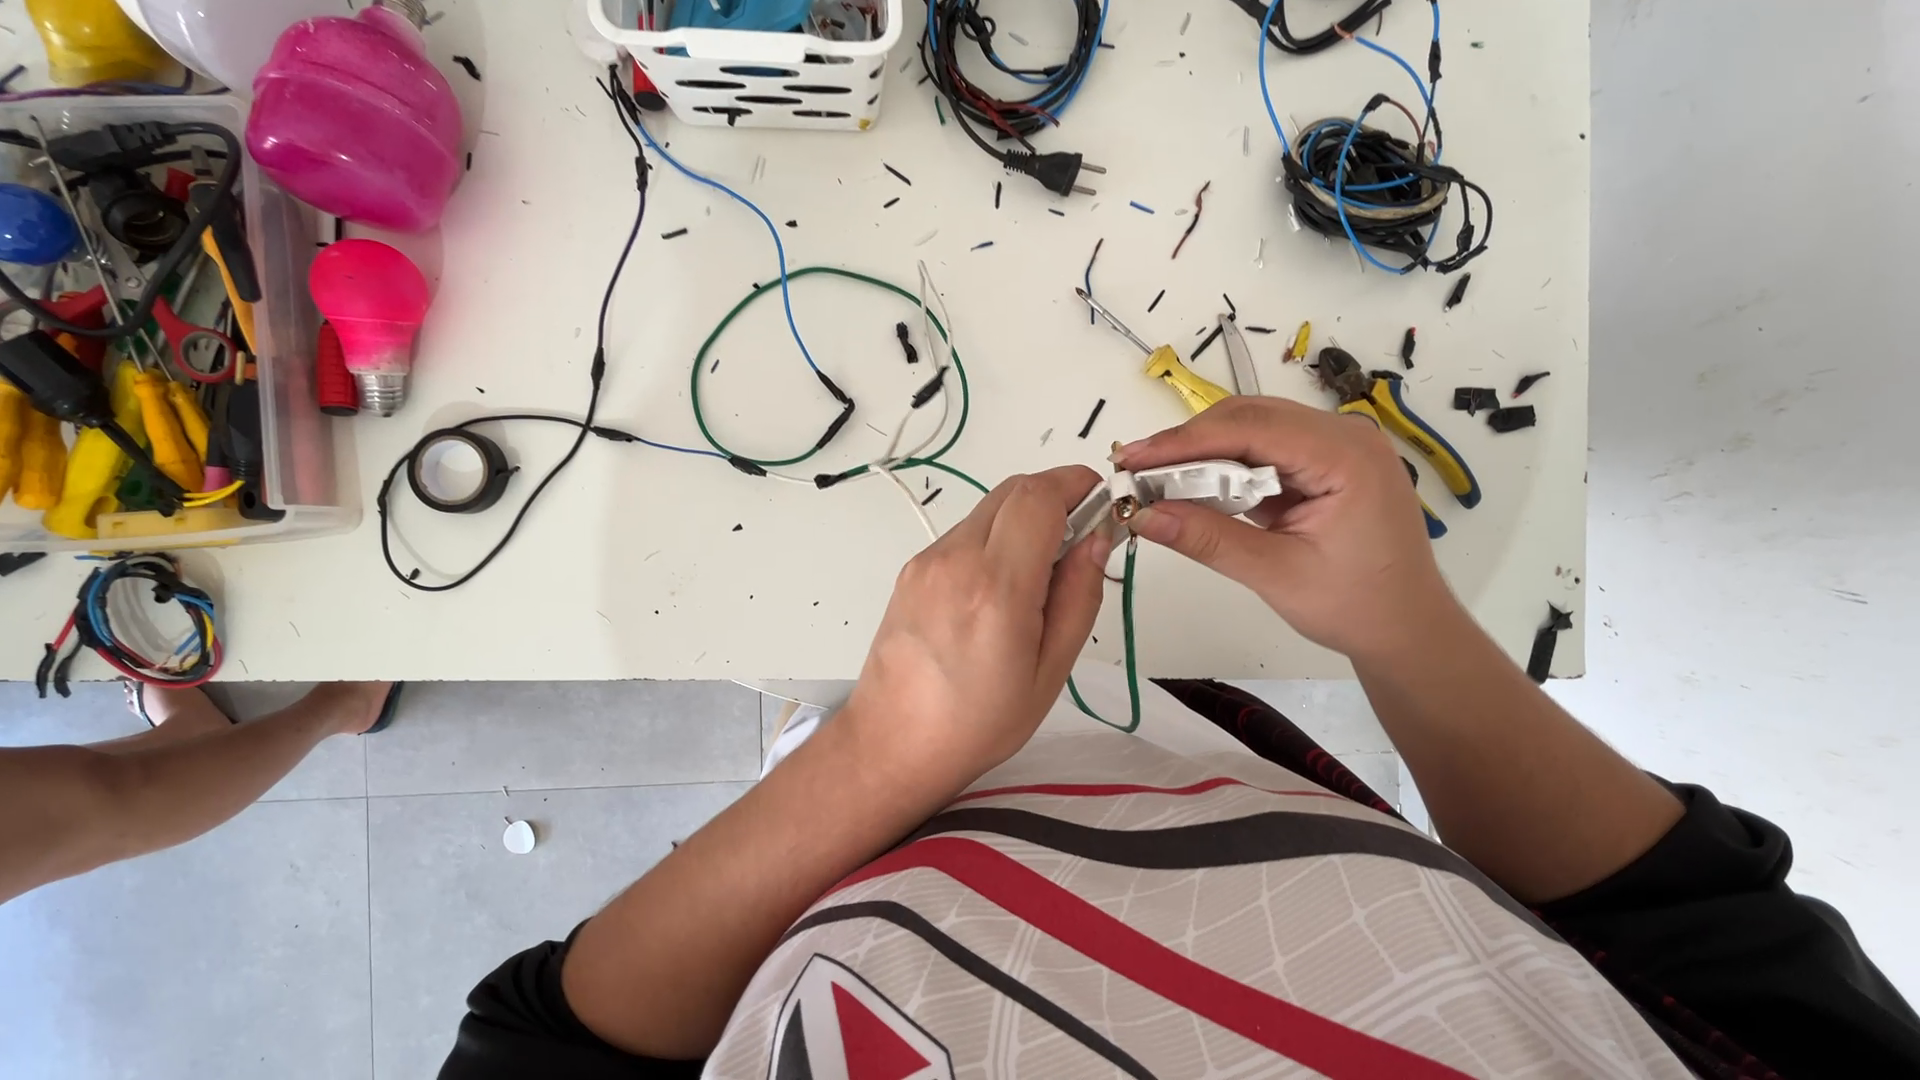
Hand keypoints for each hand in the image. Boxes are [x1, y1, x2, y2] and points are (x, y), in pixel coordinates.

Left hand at [842, 466, 1108, 789]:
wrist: (892, 742)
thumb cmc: (978, 722)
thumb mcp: (1050, 671)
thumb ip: (1078, 596)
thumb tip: (1096, 539)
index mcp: (997, 588)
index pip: (1039, 497)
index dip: (1077, 485)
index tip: (1101, 505)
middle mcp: (955, 560)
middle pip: (1014, 490)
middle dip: (1055, 498)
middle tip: (1078, 540)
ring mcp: (926, 561)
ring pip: (987, 509)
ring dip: (1023, 520)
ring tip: (1038, 574)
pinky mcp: (911, 569)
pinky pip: (964, 534)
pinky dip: (993, 540)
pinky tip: (999, 588)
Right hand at [1115, 396, 1460, 663]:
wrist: (1405, 628)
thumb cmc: (1353, 606)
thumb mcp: (1275, 573)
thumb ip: (1208, 539)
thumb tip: (1142, 515)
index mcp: (1346, 455)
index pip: (1252, 429)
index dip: (1185, 441)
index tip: (1133, 459)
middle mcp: (1344, 436)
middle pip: (1249, 418)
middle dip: (1188, 442)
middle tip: (1134, 469)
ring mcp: (1335, 447)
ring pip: (1252, 430)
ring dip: (1202, 452)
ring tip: (1153, 476)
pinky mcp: (1322, 464)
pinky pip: (1263, 451)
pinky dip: (1223, 466)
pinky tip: (1190, 485)